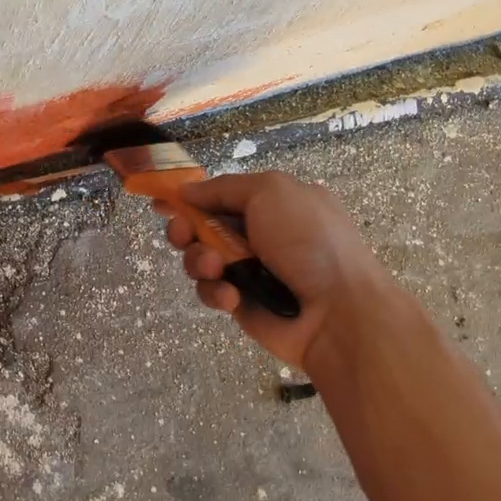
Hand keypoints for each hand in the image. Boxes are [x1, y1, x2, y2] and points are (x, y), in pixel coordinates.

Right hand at [161, 171, 391, 369]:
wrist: (338, 313)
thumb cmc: (309, 241)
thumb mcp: (269, 192)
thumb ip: (222, 187)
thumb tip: (186, 191)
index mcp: (276, 203)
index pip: (222, 194)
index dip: (190, 197)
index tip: (161, 203)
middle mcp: (263, 234)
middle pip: (203, 226)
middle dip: (186, 229)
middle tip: (182, 236)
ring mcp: (252, 269)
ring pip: (201, 258)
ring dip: (200, 260)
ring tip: (217, 269)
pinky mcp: (243, 302)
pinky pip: (211, 291)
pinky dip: (216, 291)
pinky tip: (232, 296)